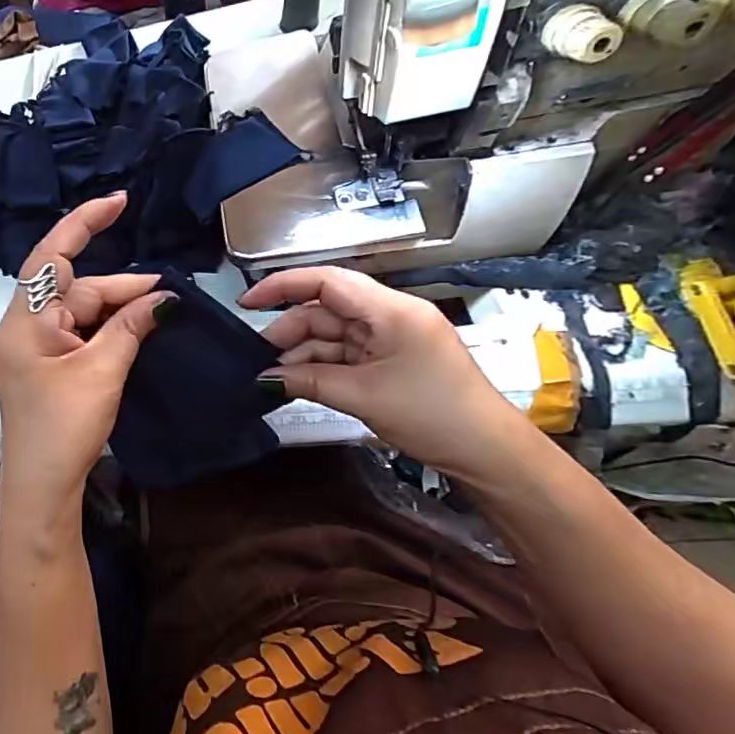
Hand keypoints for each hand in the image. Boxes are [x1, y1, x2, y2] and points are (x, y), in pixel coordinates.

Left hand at [0, 194, 175, 513]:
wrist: (41, 488)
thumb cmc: (63, 429)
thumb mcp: (101, 372)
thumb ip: (130, 327)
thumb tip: (161, 297)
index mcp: (24, 322)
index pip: (50, 256)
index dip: (83, 223)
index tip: (119, 202)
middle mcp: (23, 328)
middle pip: (75, 289)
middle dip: (120, 289)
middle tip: (168, 296)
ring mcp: (35, 349)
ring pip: (81, 312)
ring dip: (119, 312)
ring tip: (161, 314)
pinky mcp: (47, 367)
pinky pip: (80, 335)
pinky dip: (108, 332)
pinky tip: (139, 332)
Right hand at [240, 266, 535, 480]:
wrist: (487, 452)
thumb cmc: (434, 414)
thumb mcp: (362, 395)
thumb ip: (307, 380)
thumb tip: (264, 378)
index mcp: (391, 310)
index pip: (328, 281)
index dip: (283, 286)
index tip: (247, 302)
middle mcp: (389, 316)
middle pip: (325, 309)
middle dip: (289, 331)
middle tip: (259, 360)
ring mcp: (390, 338)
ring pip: (331, 334)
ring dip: (301, 354)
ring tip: (274, 378)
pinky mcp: (389, 360)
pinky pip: (344, 354)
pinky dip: (319, 367)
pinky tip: (296, 382)